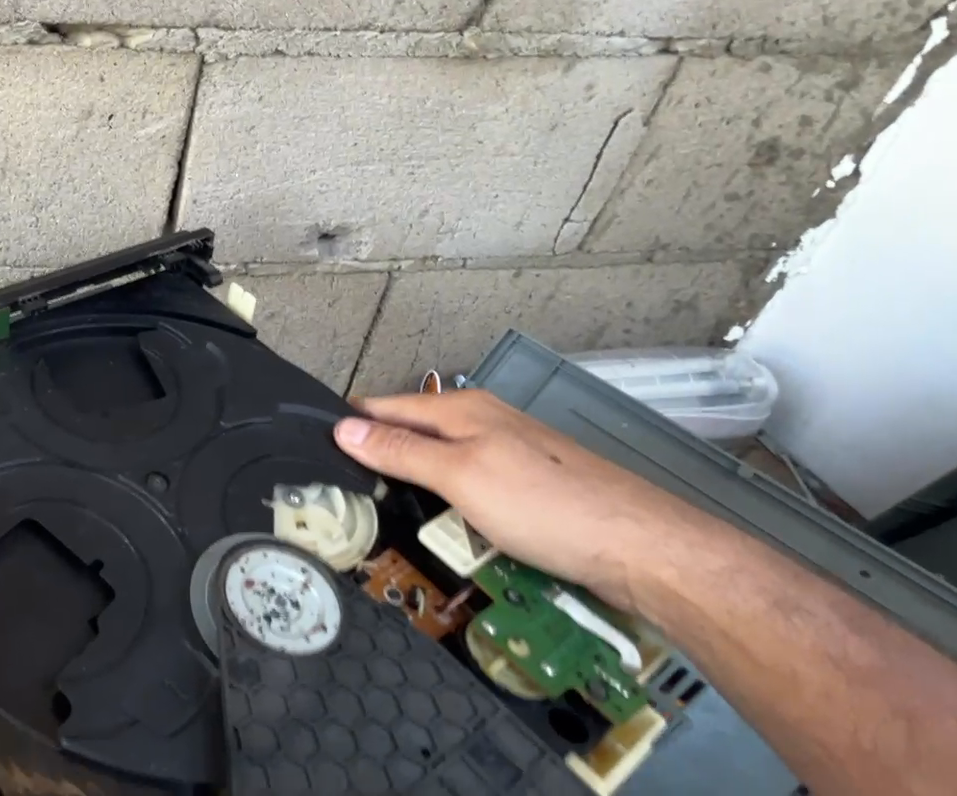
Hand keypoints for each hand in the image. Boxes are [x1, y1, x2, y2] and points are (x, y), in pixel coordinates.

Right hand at [334, 390, 705, 613]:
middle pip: (410, 431)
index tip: (311, 446)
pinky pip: (465, 480)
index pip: (384, 407)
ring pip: (438, 457)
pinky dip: (442, 495)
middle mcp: (483, 420)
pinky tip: (438, 516)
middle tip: (336, 483)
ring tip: (375, 502)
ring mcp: (509, 451)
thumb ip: (400, 451)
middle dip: (374, 450)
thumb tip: (341, 427)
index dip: (348, 424)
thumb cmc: (547, 506)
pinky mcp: (529, 483)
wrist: (645, 549)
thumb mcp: (459, 476)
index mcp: (462, 410)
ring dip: (408, 475)